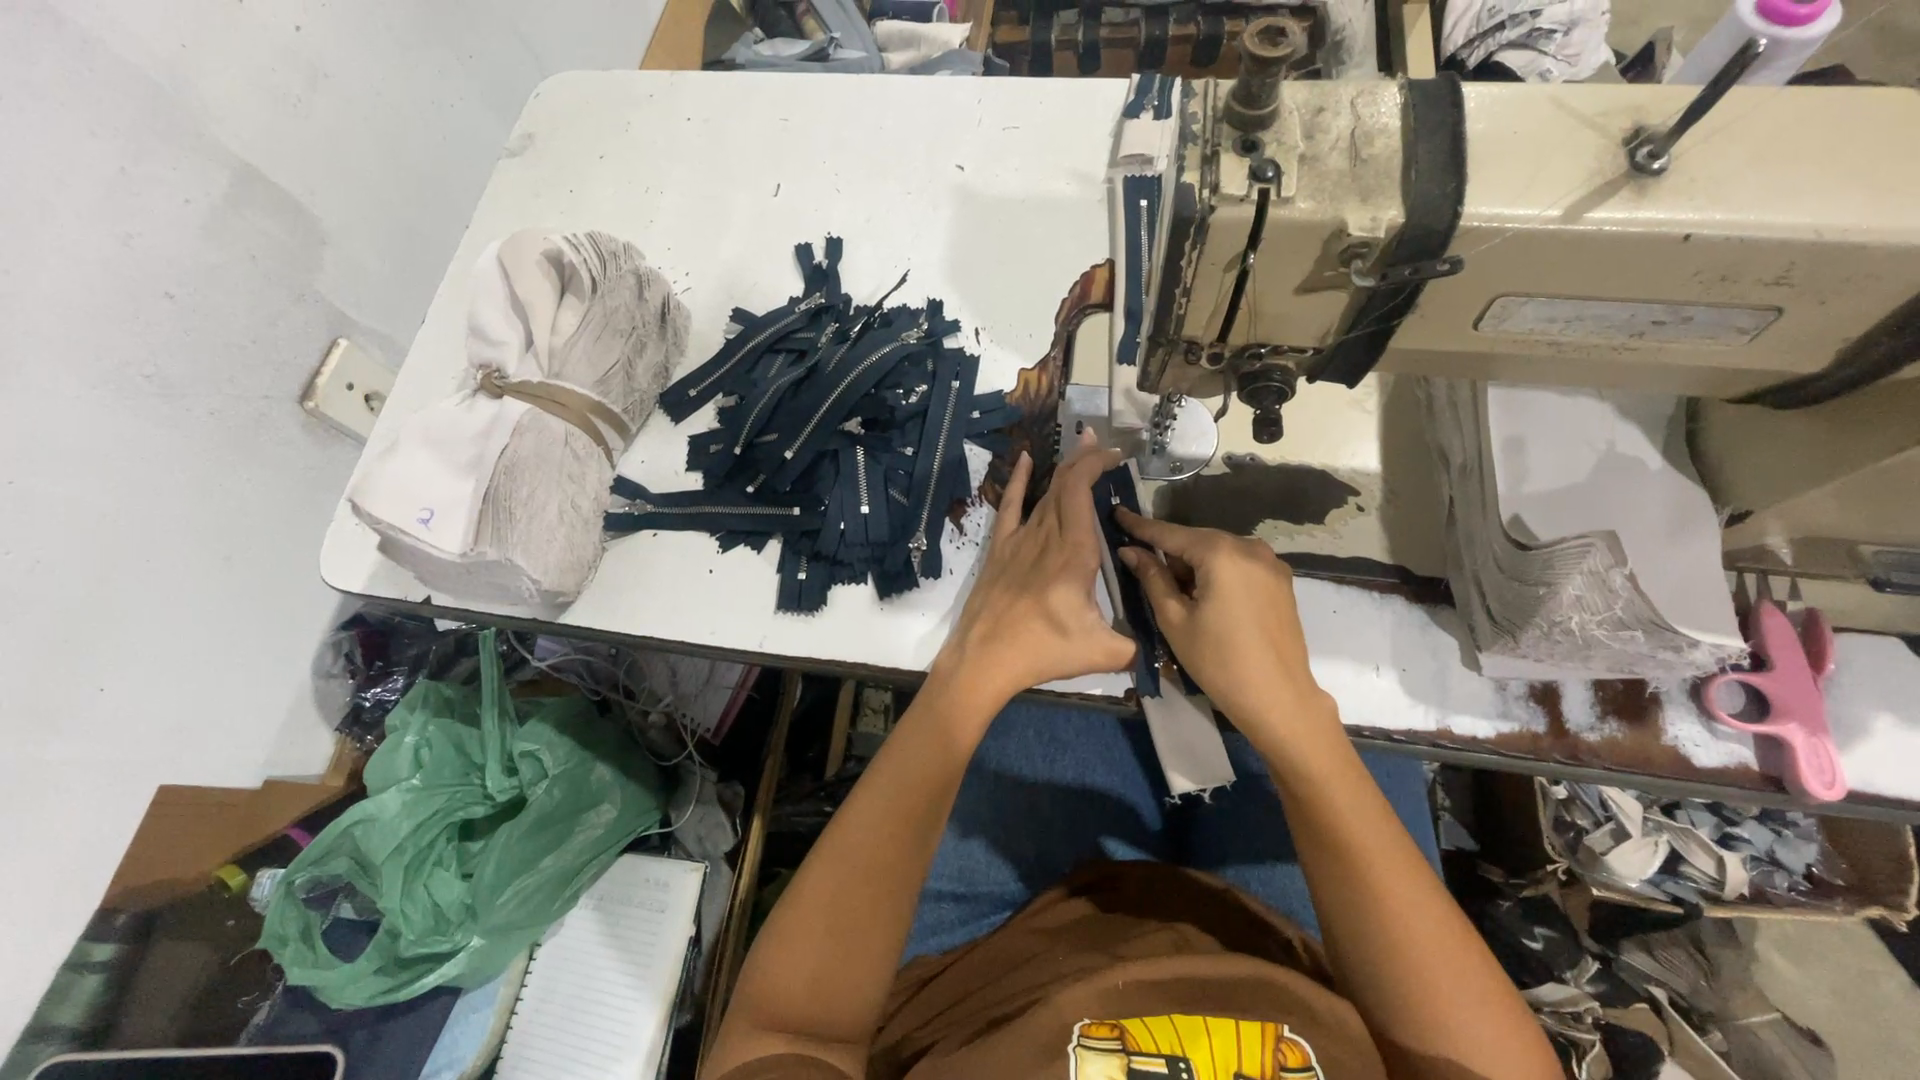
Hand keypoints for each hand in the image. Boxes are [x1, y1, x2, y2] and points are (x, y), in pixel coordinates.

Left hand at [935, 440, 1135, 707]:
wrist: (983, 660)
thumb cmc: (1041, 653)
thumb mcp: (1102, 654)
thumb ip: (1136, 646)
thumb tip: (1159, 647)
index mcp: (1074, 554)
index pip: (1083, 493)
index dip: (1097, 466)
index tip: (1116, 456)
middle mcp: (1046, 538)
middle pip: (1065, 486)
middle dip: (1086, 460)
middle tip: (1104, 447)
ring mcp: (1019, 541)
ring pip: (1044, 493)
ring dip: (1063, 468)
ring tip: (1081, 446)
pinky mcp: (999, 551)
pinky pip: (1009, 506)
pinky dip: (1019, 481)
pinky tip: (1026, 460)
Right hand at [1114, 511, 1335, 744]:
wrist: (1277, 697)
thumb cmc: (1218, 661)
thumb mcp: (1175, 620)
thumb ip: (1152, 578)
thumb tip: (1130, 551)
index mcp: (1221, 553)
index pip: (1171, 534)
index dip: (1141, 526)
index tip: (1118, 512)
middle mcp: (1250, 547)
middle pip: (1197, 540)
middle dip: (1170, 551)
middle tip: (1143, 570)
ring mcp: (1271, 563)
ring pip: (1219, 552)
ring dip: (1194, 564)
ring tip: (1178, 595)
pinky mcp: (1281, 581)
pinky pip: (1239, 565)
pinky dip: (1217, 572)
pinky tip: (1206, 598)